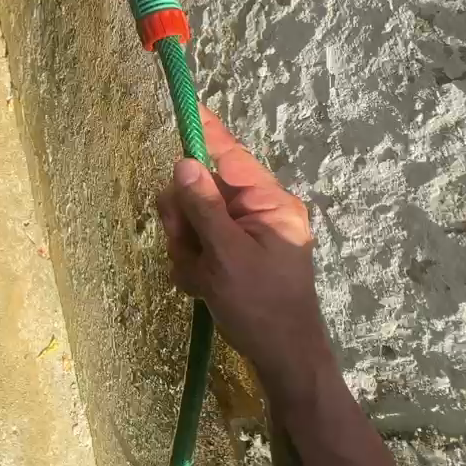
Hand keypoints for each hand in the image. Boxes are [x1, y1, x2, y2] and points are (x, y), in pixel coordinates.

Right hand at [155, 111, 331, 409]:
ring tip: (198, 275)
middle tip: (187, 248)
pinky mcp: (231, 253)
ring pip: (190, 218)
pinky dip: (190, 264)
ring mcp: (242, 233)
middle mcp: (256, 211)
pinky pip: (194, 243)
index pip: (230, 155)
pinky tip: (201, 286)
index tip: (186, 105)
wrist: (282, 359)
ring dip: (185, 247)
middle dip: (184, 219)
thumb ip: (204, 207)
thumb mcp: (227, 256)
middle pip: (199, 189)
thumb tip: (185, 162)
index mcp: (269, 203)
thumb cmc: (262, 307)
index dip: (205, 132)